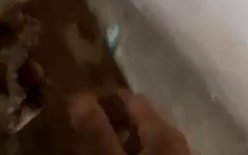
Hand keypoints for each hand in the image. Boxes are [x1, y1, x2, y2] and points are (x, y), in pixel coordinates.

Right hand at [69, 90, 193, 154]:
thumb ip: (96, 131)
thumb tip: (77, 98)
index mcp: (163, 131)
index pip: (126, 97)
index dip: (98, 98)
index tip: (73, 109)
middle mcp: (174, 140)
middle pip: (136, 117)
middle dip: (108, 119)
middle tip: (81, 130)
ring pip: (143, 140)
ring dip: (118, 140)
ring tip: (94, 151)